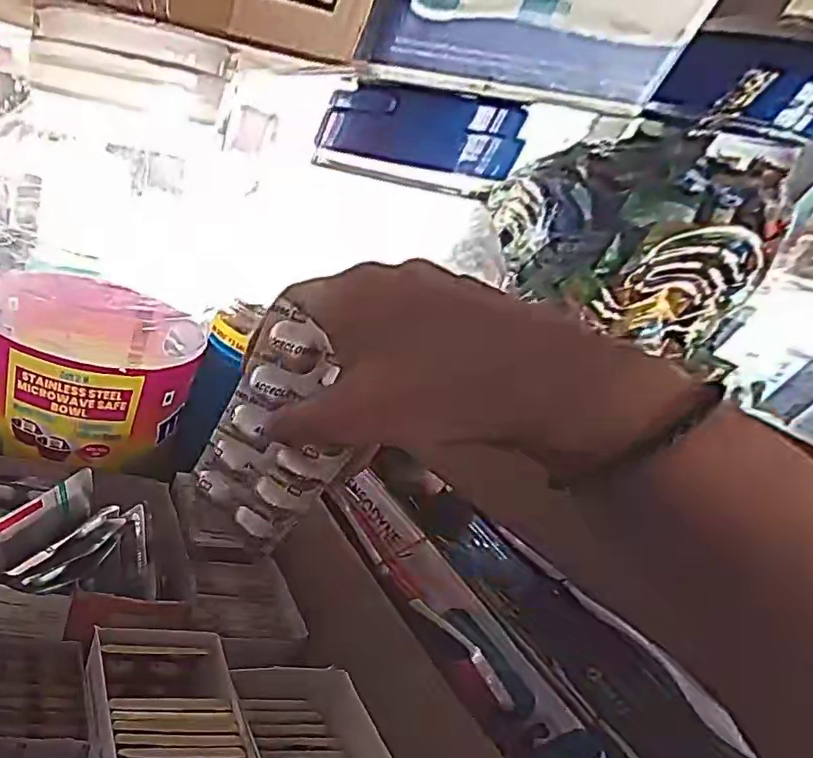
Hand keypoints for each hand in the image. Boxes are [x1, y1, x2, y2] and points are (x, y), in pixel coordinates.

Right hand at [265, 260, 707, 479]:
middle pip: (331, 309)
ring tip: (356, 393)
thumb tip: (267, 428)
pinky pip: (411, 322)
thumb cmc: (432, 392)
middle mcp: (387, 273)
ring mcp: (431, 281)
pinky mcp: (466, 298)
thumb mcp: (353, 417)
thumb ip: (301, 421)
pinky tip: (407, 384)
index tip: (270, 374)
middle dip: (315, 351)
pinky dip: (396, 349)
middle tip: (309, 391)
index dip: (271, 339)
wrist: (545, 381)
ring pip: (374, 315)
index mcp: (349, 291)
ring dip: (357, 351)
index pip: (288, 302)